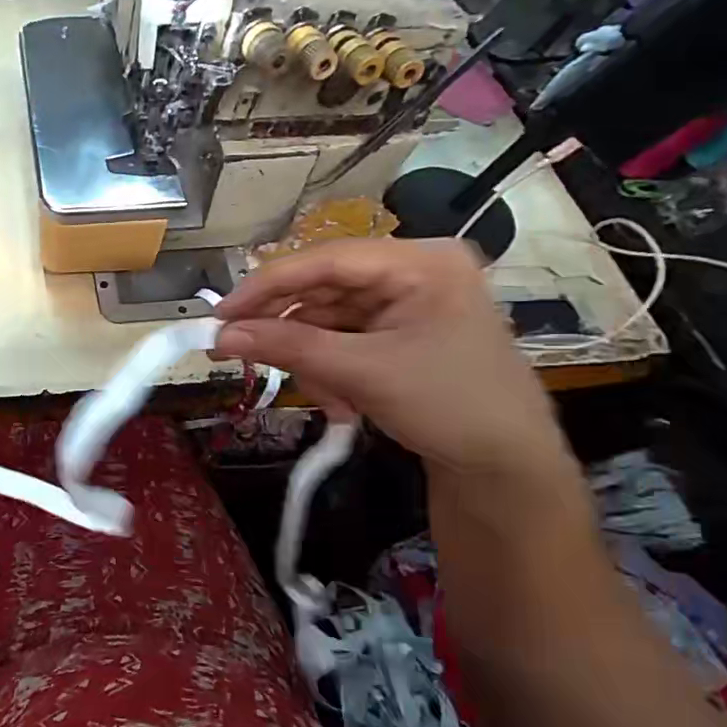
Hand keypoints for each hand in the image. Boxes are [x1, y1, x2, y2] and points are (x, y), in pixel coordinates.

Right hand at [214, 238, 567, 474]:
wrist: (505, 467)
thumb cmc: (449, 406)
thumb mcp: (364, 372)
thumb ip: (290, 347)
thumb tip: (223, 335)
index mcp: (420, 261)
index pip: (326, 259)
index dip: (267, 285)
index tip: (221, 314)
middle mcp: (413, 272)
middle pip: (325, 290)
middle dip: (292, 332)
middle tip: (239, 354)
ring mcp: (407, 303)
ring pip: (329, 320)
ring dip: (314, 361)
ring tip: (327, 400)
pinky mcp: (400, 333)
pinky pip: (345, 341)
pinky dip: (331, 371)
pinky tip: (341, 403)